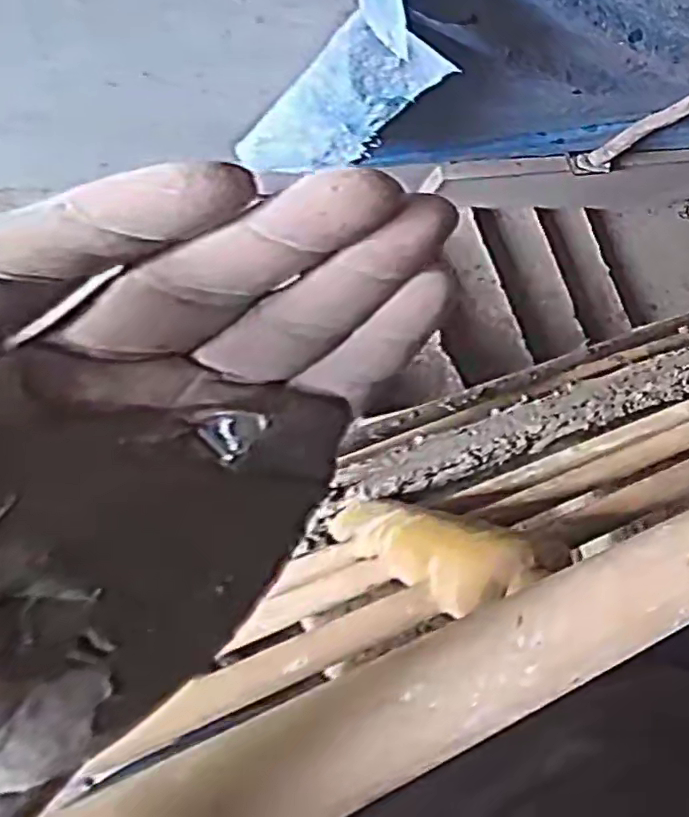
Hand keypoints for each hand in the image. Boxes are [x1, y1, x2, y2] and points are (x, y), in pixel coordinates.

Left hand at [0, 163, 455, 803]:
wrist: (14, 720)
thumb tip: (11, 264)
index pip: (62, 258)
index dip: (140, 216)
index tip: (227, 184)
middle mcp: (105, 371)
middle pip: (210, 283)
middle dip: (299, 233)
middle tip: (377, 192)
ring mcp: (209, 407)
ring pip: (297, 324)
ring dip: (372, 268)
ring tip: (430, 222)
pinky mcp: (288, 445)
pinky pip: (344, 381)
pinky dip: (390, 335)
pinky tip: (430, 289)